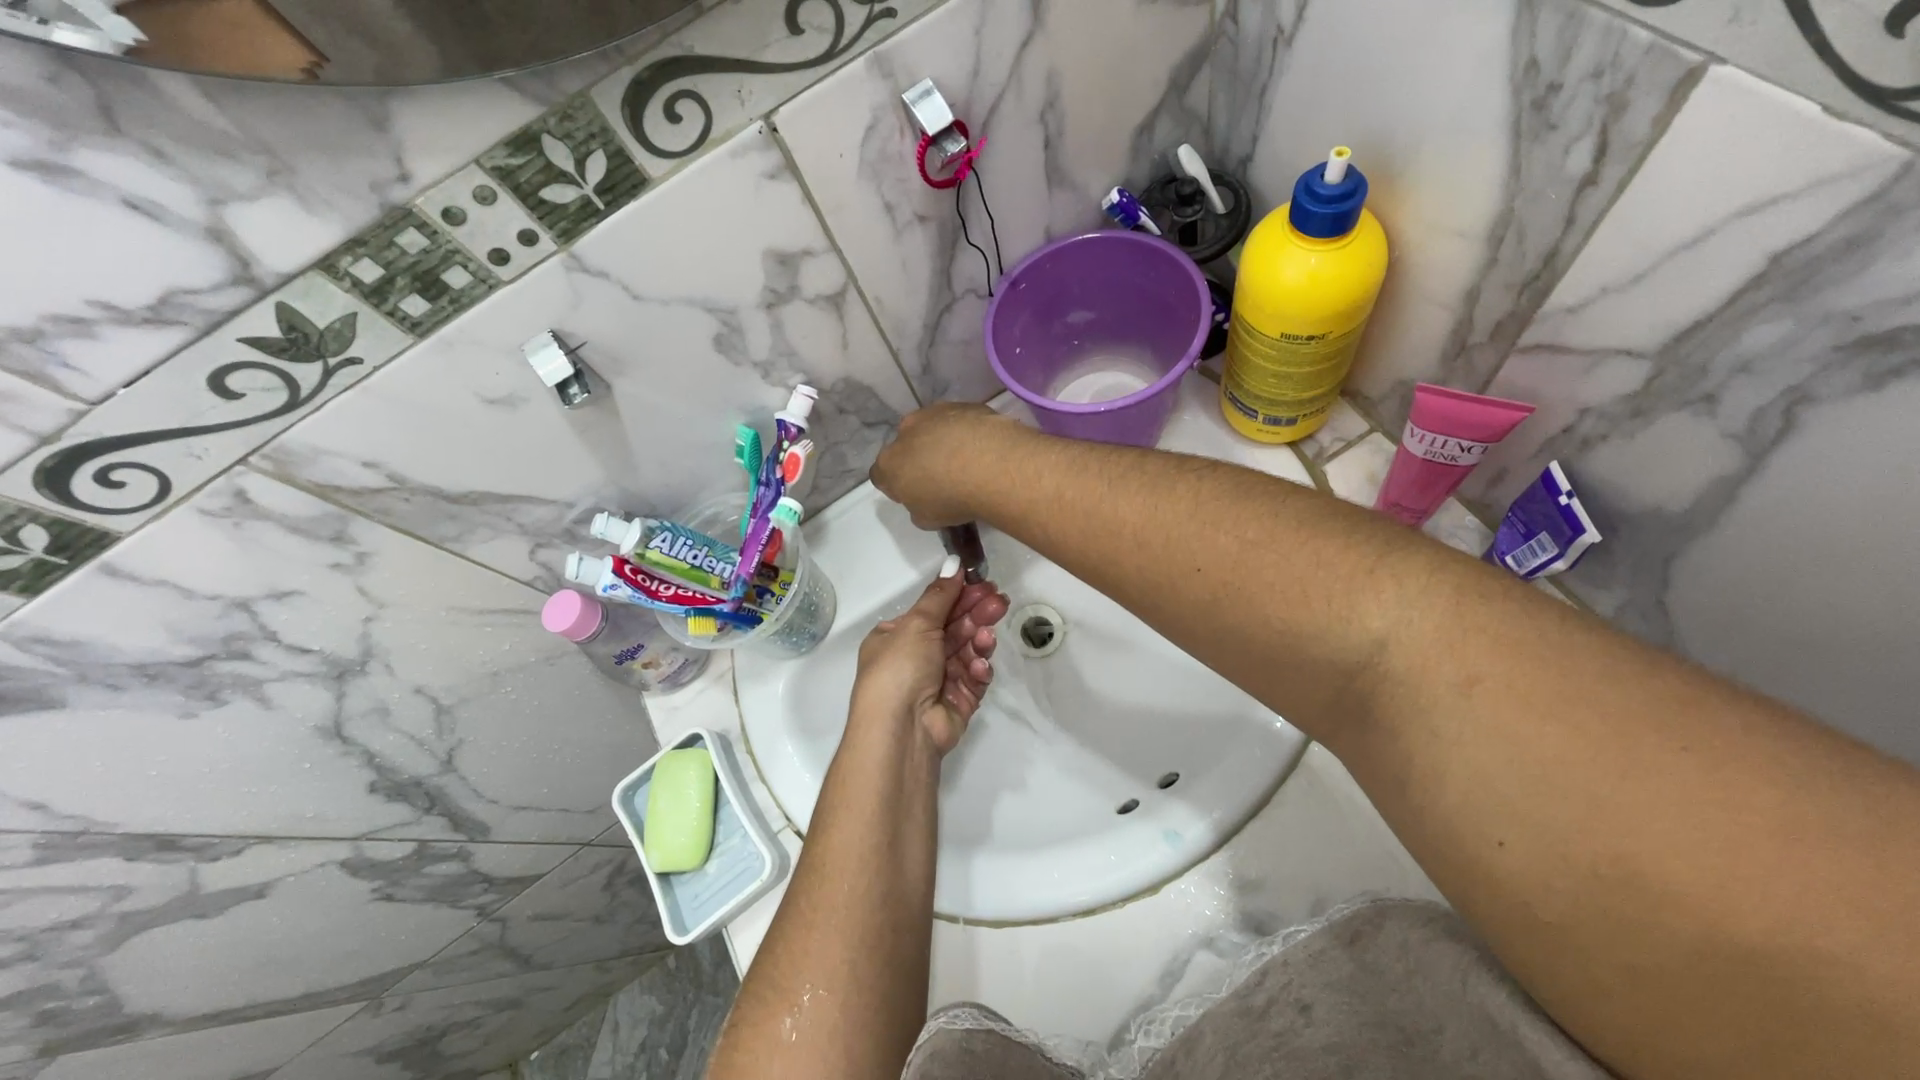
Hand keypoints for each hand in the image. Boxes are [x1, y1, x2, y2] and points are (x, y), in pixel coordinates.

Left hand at [852, 557, 1009, 756]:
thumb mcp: (916, 625)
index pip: (933, 611)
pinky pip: (973, 680)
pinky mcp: (957, 703)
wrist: (901, 729)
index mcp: (896, 638)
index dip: (959, 596)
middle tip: (1000, 601)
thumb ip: (940, 595)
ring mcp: (937, 682)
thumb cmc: (899, 669)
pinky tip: (979, 665)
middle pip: (954, 629)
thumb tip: (953, 561)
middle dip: (976, 615)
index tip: (984, 584)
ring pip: (967, 653)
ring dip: (979, 641)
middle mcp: (915, 658)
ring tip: (988, 635)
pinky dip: (978, 670)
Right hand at [871, 403, 1025, 528]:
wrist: (992, 465)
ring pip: (931, 429)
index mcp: (889, 463)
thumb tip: (922, 502)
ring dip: (942, 442)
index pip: (881, 475)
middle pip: (906, 447)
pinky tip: (982, 447)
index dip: (896, 486)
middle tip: (941, 477)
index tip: (914, 495)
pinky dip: (965, 431)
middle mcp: (905, 432)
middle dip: (918, 458)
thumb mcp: (928, 519)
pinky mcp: (961, 404)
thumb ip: (918, 508)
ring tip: (966, 461)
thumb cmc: (953, 499)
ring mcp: (933, 414)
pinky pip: (957, 421)